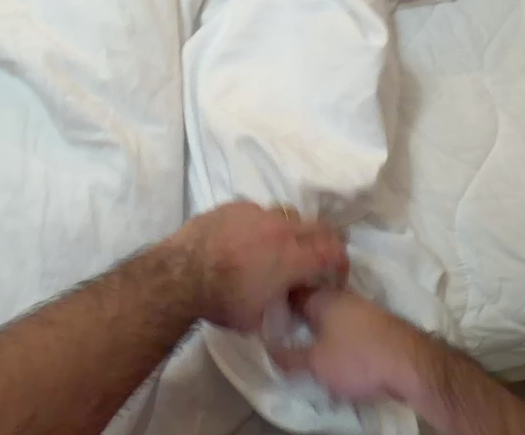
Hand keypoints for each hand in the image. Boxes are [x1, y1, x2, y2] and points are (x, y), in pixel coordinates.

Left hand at [169, 202, 348, 332]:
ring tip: (277, 245)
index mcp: (292, 257)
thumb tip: (282, 303)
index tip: (336, 272)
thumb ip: (278, 305)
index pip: (332, 251)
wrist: (183, 272)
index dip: (341, 261)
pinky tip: (244, 238)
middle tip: (320, 253)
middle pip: (316, 226)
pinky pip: (256, 211)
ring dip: (290, 230)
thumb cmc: (223, 300)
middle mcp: (280, 229)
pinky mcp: (235, 205)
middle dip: (324, 239)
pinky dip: (258, 224)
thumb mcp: (258, 318)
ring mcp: (257, 212)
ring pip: (286, 215)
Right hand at [271, 289, 428, 403]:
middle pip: (310, 298)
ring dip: (317, 321)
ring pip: (329, 308)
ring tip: (305, 339)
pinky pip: (345, 319)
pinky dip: (335, 328)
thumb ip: (290, 357)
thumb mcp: (316, 363)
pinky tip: (333, 343)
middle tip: (282, 330)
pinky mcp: (374, 320)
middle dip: (297, 312)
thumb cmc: (357, 358)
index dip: (275, 303)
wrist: (409, 363)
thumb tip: (269, 349)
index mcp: (319, 296)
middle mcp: (338, 294)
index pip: (289, 291)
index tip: (263, 315)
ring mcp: (359, 305)